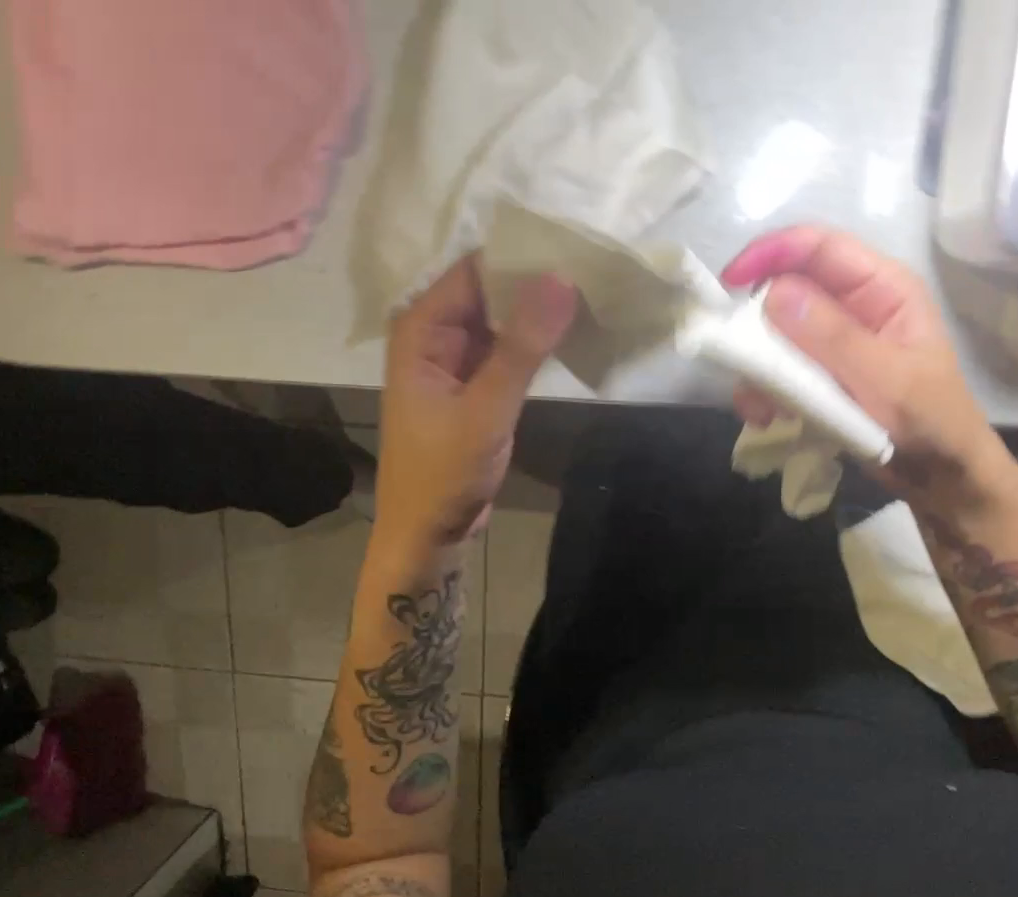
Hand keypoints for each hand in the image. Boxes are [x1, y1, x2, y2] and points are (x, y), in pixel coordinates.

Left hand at [376, 254, 577, 549]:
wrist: (428, 532)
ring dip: (539, 312)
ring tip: (594, 288)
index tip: (574, 242)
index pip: (474, 270)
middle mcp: (435, 335)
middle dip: (535, 281)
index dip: (521, 255)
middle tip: (596, 264)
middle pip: (489, 291)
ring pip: (502, 320)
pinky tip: (573, 330)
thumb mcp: (485, 410)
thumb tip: (561, 278)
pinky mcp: (476, 385)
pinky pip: (507, 350)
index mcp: (421, 329)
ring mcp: (456, 360)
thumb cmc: (442, 474)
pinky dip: (535, 343)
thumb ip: (522, 347)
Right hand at [721, 226, 995, 485]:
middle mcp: (855, 306)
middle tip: (739, 360)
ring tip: (758, 406)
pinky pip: (779, 370)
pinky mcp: (820, 376)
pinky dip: (765, 392)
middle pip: (789, 289)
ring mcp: (834, 343)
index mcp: (882, 288)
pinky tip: (768, 418)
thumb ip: (832, 337)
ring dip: (759, 368)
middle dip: (758, 324)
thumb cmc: (930, 424)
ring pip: (776, 334)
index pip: (819, 247)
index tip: (730, 283)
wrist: (942, 479)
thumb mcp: (886, 380)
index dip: (771, 253)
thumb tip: (773, 293)